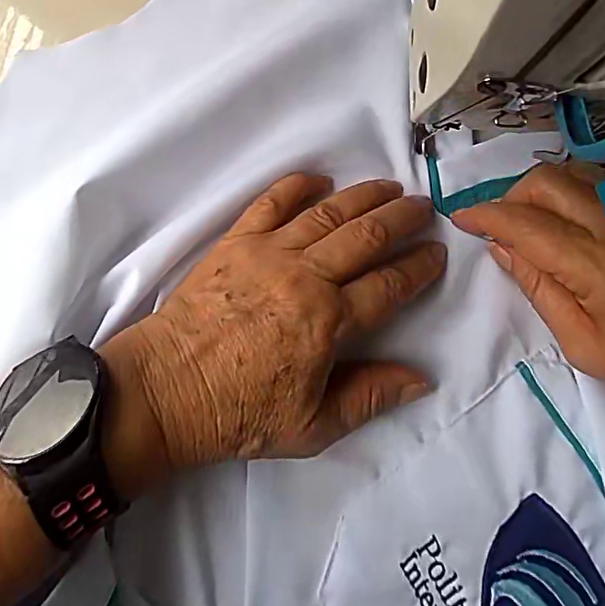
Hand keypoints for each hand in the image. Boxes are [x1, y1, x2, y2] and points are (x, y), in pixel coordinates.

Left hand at [100, 175, 446, 496]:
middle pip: (364, 237)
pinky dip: (295, 186)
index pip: (388, 286)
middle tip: (422, 209)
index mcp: (328, 323)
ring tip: (386, 186)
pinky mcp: (234, 242)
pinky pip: (270, 203)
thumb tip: (422, 378)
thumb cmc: (239, 412)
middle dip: (400, 219)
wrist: (168, 387)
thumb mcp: (313, 426)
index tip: (436, 253)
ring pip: (325, 215)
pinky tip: (318, 178)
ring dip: (361, 197)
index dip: (418, 268)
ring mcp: (266, 254)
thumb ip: (370, 397)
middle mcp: (303, 277)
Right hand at [450, 164, 604, 451]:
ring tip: (525, 222)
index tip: (460, 219)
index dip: (484, 216)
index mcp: (601, 269)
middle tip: (496, 227)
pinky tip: (557, 220)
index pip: (526, 224)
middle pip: (546, 183)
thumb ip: (538, 289)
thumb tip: (502, 249)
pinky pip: (594, 185)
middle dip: (508, 197)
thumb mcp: (583, 345)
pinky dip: (563, 191)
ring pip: (571, 174)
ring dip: (536, 190)